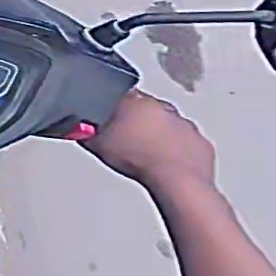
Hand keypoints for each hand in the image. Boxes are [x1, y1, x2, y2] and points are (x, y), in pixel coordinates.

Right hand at [85, 90, 215, 196]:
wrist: (177, 182)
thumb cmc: (139, 159)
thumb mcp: (94, 141)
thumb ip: (84, 127)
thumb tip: (74, 121)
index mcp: (140, 101)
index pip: (121, 93)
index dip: (110, 104)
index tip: (106, 115)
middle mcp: (165, 109)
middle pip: (145, 108)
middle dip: (135, 119)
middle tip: (122, 136)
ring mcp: (186, 127)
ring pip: (166, 124)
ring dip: (156, 133)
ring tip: (141, 152)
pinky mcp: (201, 145)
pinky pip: (186, 143)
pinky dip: (175, 149)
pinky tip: (161, 161)